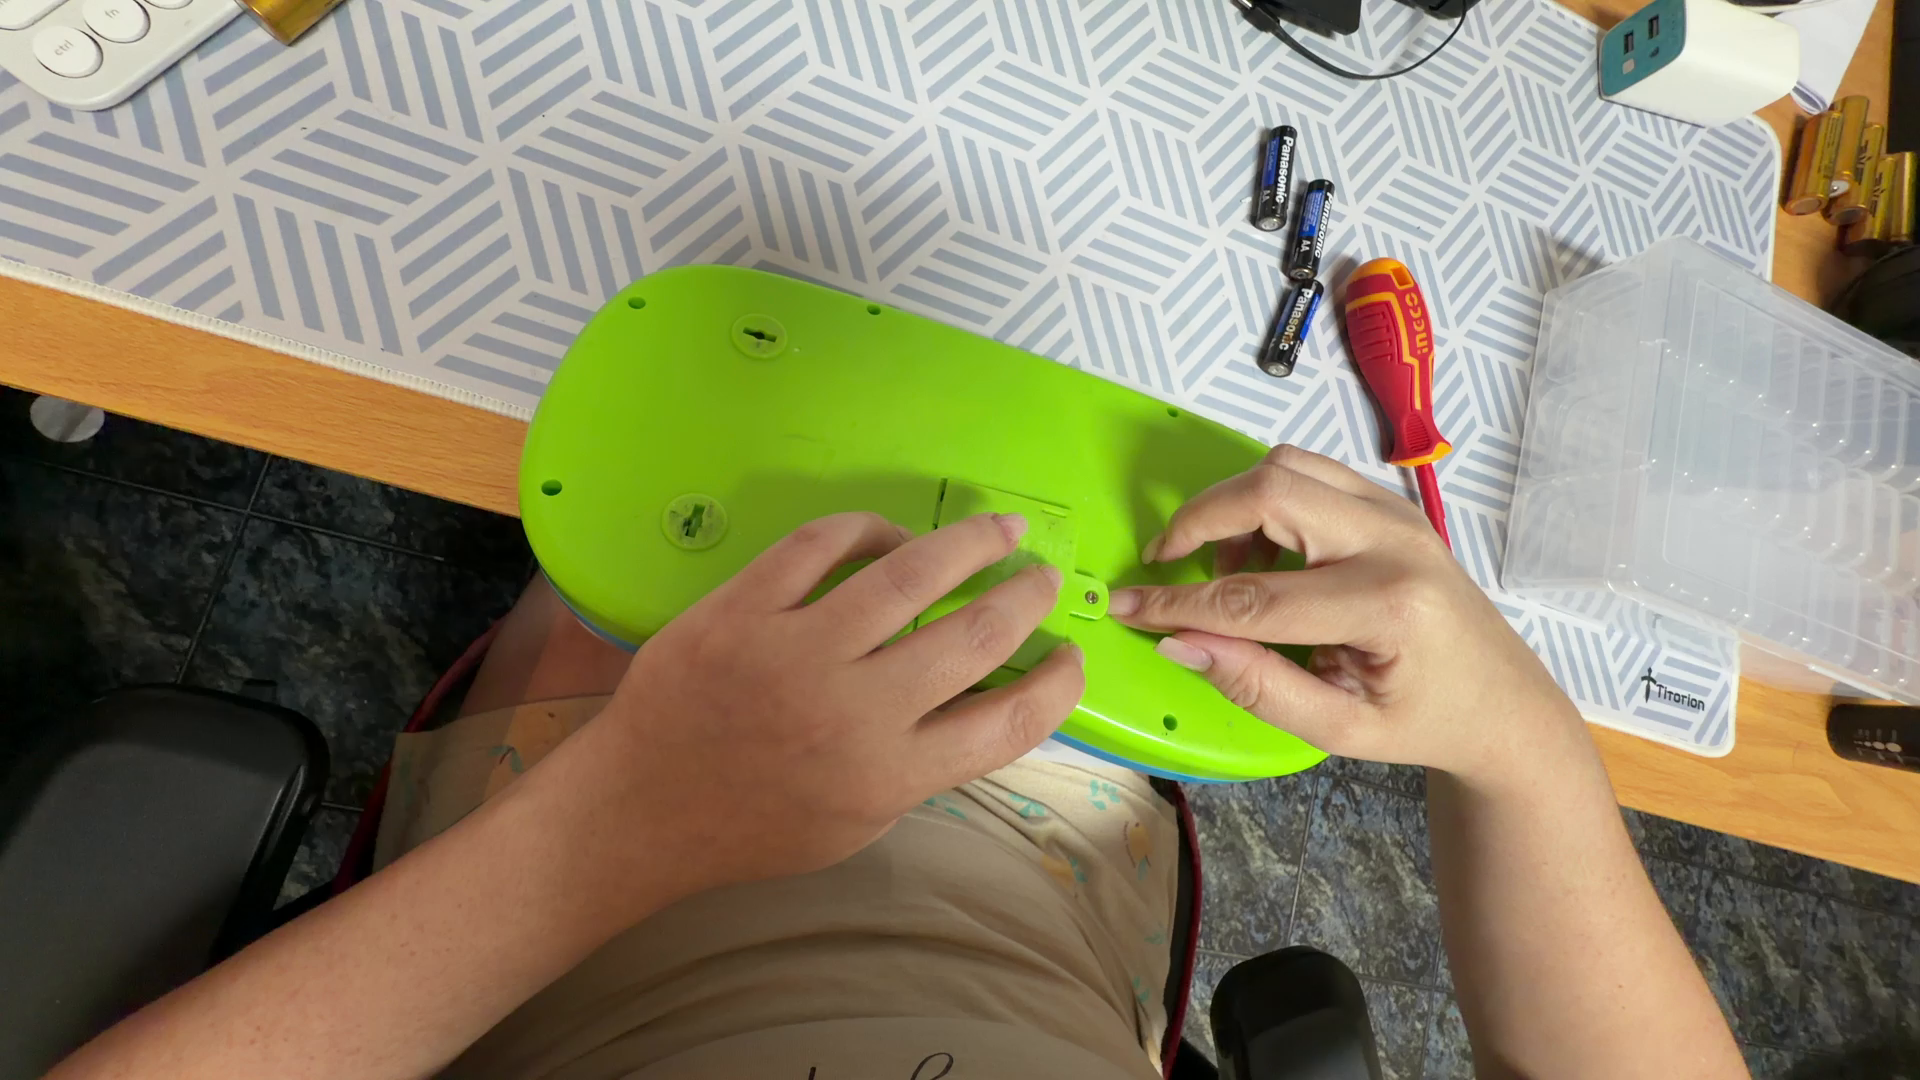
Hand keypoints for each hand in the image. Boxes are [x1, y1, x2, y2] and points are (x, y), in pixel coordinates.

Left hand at [534, 511, 1084, 906]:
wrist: (639, 810)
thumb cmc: (755, 825)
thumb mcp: (859, 822)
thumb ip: (924, 763)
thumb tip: (982, 696)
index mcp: (889, 775)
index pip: (1007, 723)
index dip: (1057, 686)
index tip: (1070, 656)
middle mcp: (854, 712)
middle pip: (973, 638)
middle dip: (1025, 598)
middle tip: (1044, 576)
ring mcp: (794, 652)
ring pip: (908, 576)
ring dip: (970, 543)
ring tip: (1001, 529)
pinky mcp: (741, 609)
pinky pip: (819, 545)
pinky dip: (866, 529)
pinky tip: (889, 534)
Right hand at [1107, 445, 1579, 781]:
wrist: (1503, 702)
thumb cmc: (1422, 722)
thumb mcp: (1337, 728)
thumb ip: (1254, 685)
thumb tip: (1175, 642)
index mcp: (1388, 607)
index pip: (1252, 597)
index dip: (1176, 604)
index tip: (1126, 605)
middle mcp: (1395, 540)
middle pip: (1269, 489)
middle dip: (1197, 519)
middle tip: (1165, 559)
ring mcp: (1396, 511)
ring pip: (1285, 466)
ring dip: (1233, 508)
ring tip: (1227, 565)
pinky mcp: (1388, 503)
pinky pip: (1306, 473)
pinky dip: (1264, 499)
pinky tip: (1264, 551)